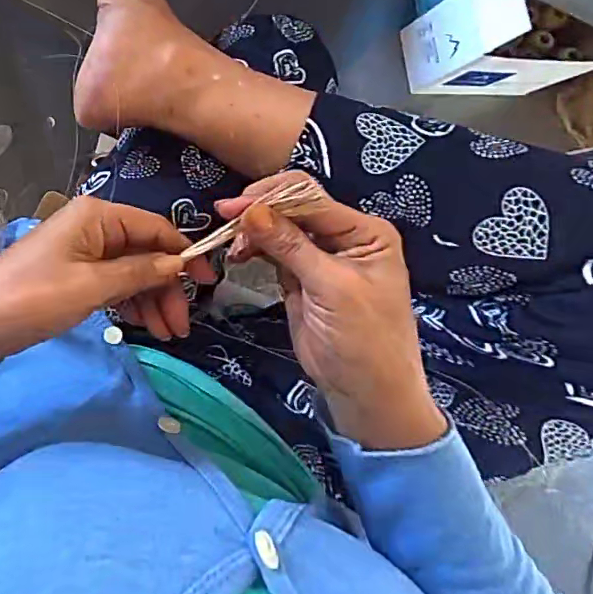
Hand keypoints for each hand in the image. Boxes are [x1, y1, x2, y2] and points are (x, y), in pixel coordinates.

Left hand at [0, 196, 216, 363]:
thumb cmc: (34, 297)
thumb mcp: (92, 286)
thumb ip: (139, 272)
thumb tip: (179, 263)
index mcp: (95, 215)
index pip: (153, 226)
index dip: (184, 252)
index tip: (210, 284)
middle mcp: (90, 225)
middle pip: (144, 250)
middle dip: (166, 285)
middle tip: (182, 326)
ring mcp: (81, 249)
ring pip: (131, 269)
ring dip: (151, 298)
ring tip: (167, 334)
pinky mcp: (73, 273)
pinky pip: (112, 281)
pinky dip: (129, 301)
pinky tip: (144, 325)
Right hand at [217, 177, 446, 450]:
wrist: (366, 394)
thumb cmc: (364, 341)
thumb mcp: (330, 289)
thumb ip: (290, 246)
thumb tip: (249, 210)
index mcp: (364, 232)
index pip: (309, 199)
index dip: (269, 200)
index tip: (230, 209)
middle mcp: (342, 235)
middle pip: (290, 205)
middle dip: (257, 212)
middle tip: (225, 224)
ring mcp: (318, 253)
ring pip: (275, 224)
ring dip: (250, 231)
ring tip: (235, 250)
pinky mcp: (297, 271)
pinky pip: (269, 246)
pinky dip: (251, 246)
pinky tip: (239, 256)